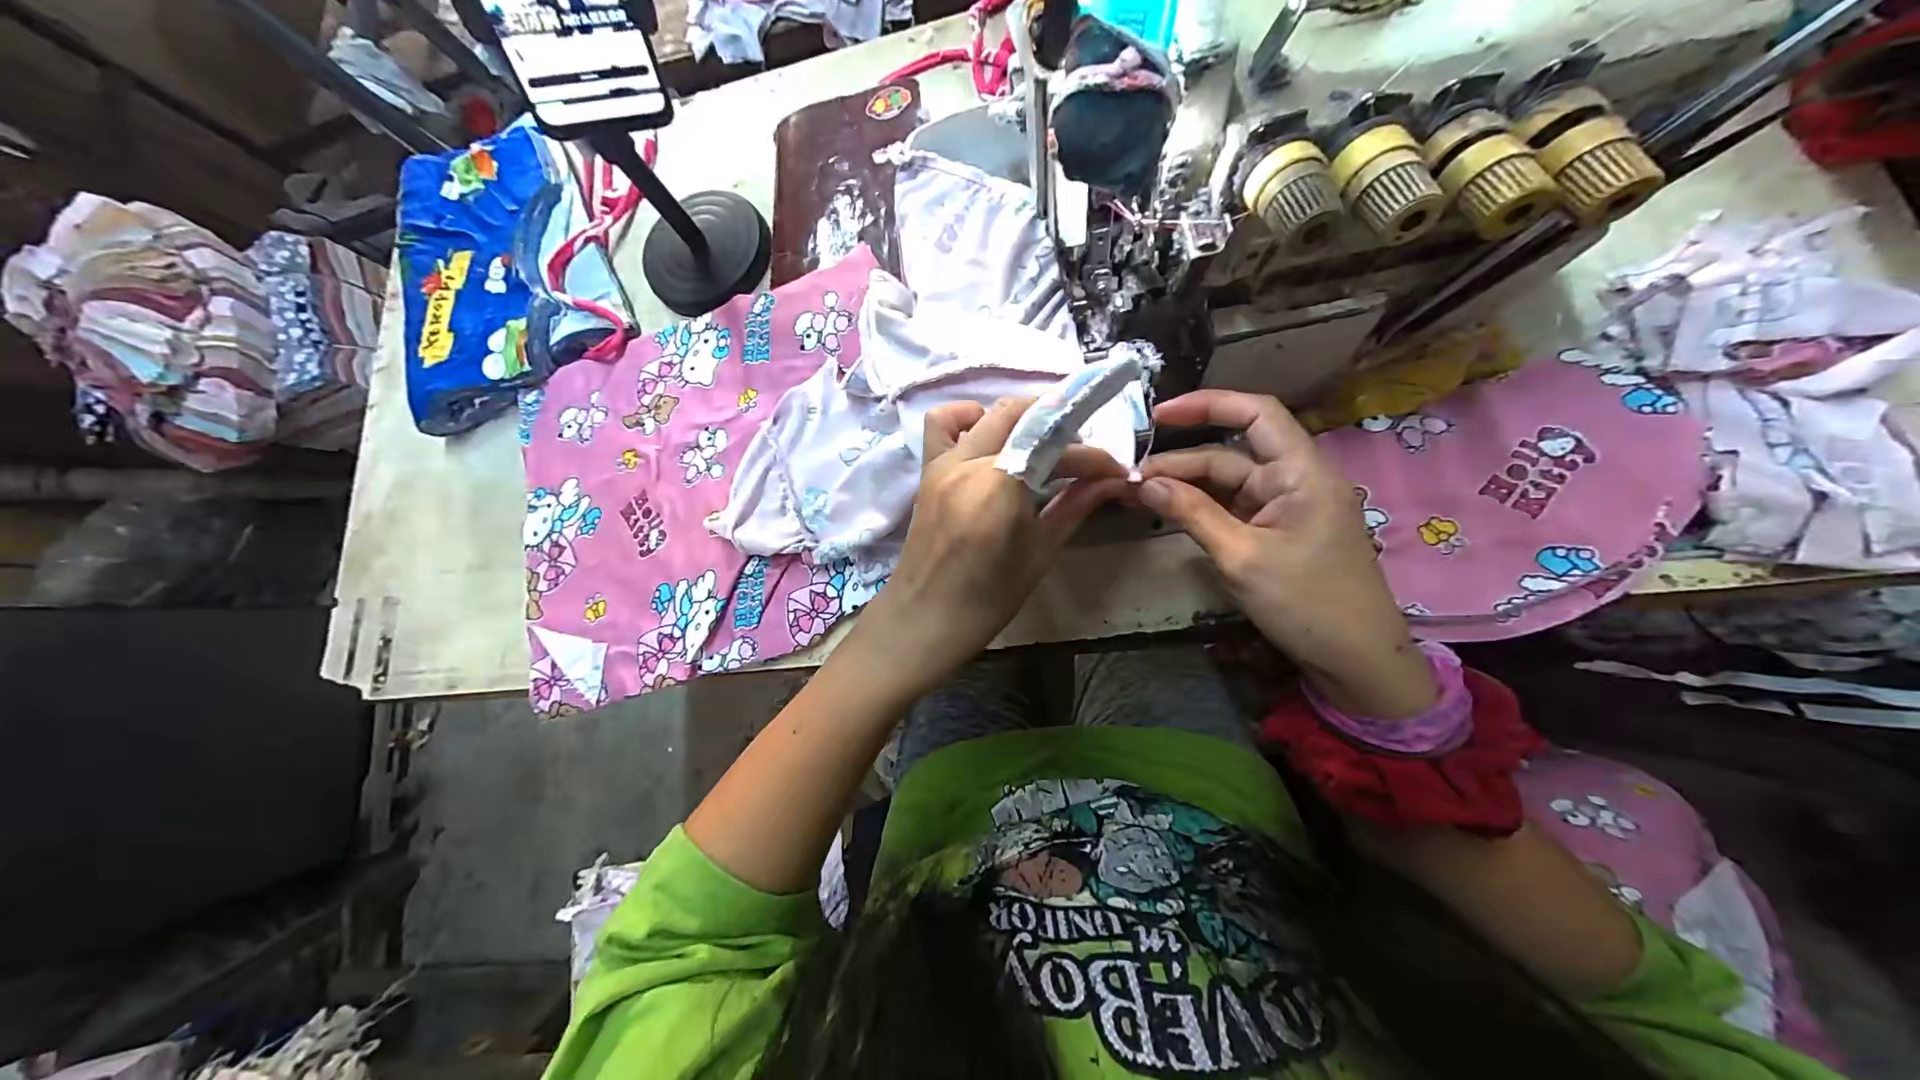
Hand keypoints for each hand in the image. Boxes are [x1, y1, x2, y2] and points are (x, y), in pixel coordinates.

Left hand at [846, 397, 1126, 693]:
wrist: (924, 619)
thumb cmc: (987, 599)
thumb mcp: (1039, 553)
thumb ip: (1074, 507)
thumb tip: (1112, 482)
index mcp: (999, 487)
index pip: (1055, 449)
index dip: (1093, 457)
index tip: (1116, 471)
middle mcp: (968, 464)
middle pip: (1020, 413)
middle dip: (1059, 422)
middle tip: (1080, 453)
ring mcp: (942, 463)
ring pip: (984, 412)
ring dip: (1017, 415)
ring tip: (1037, 441)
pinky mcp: (927, 471)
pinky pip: (942, 424)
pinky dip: (966, 418)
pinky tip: (986, 439)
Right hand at [1137, 390, 1435, 718]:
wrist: (1354, 658)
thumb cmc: (1306, 602)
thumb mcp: (1241, 557)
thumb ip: (1192, 514)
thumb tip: (1143, 483)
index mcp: (1301, 472)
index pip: (1255, 414)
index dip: (1207, 405)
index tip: (1158, 415)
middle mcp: (1294, 480)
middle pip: (1230, 453)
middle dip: (1180, 460)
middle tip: (1130, 477)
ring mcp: (1285, 507)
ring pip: (1227, 482)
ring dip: (1186, 486)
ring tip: (1138, 494)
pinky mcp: (1276, 531)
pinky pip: (1233, 508)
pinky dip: (1201, 508)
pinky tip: (1168, 511)